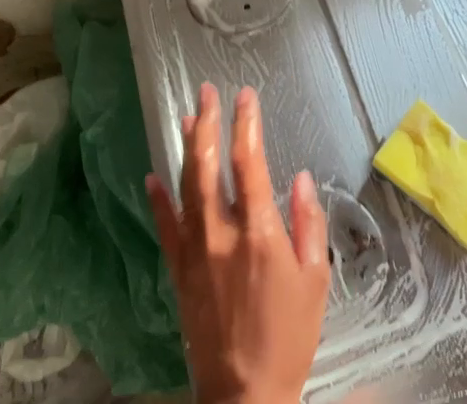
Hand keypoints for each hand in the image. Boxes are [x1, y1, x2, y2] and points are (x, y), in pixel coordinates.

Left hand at [146, 84, 328, 403]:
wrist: (244, 390)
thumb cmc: (290, 334)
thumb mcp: (315, 278)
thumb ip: (307, 223)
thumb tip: (299, 178)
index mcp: (260, 233)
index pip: (250, 163)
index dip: (246, 124)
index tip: (245, 97)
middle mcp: (222, 233)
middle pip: (209, 165)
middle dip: (207, 123)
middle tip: (206, 91)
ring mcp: (195, 251)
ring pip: (185, 187)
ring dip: (187, 148)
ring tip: (187, 116)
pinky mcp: (179, 270)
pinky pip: (165, 226)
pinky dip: (158, 198)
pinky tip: (152, 176)